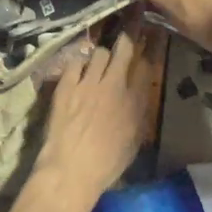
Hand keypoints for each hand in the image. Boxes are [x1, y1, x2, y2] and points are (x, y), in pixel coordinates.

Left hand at [28, 24, 165, 211]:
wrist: (71, 169)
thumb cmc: (106, 165)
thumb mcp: (133, 143)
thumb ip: (138, 116)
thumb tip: (137, 101)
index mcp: (135, 103)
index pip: (145, 69)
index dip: (144, 59)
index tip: (142, 57)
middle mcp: (114, 86)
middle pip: (124, 50)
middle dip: (125, 43)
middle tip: (123, 42)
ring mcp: (88, 83)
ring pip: (99, 53)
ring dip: (101, 57)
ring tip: (96, 65)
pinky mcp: (66, 85)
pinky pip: (75, 62)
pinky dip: (79, 65)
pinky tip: (77, 72)